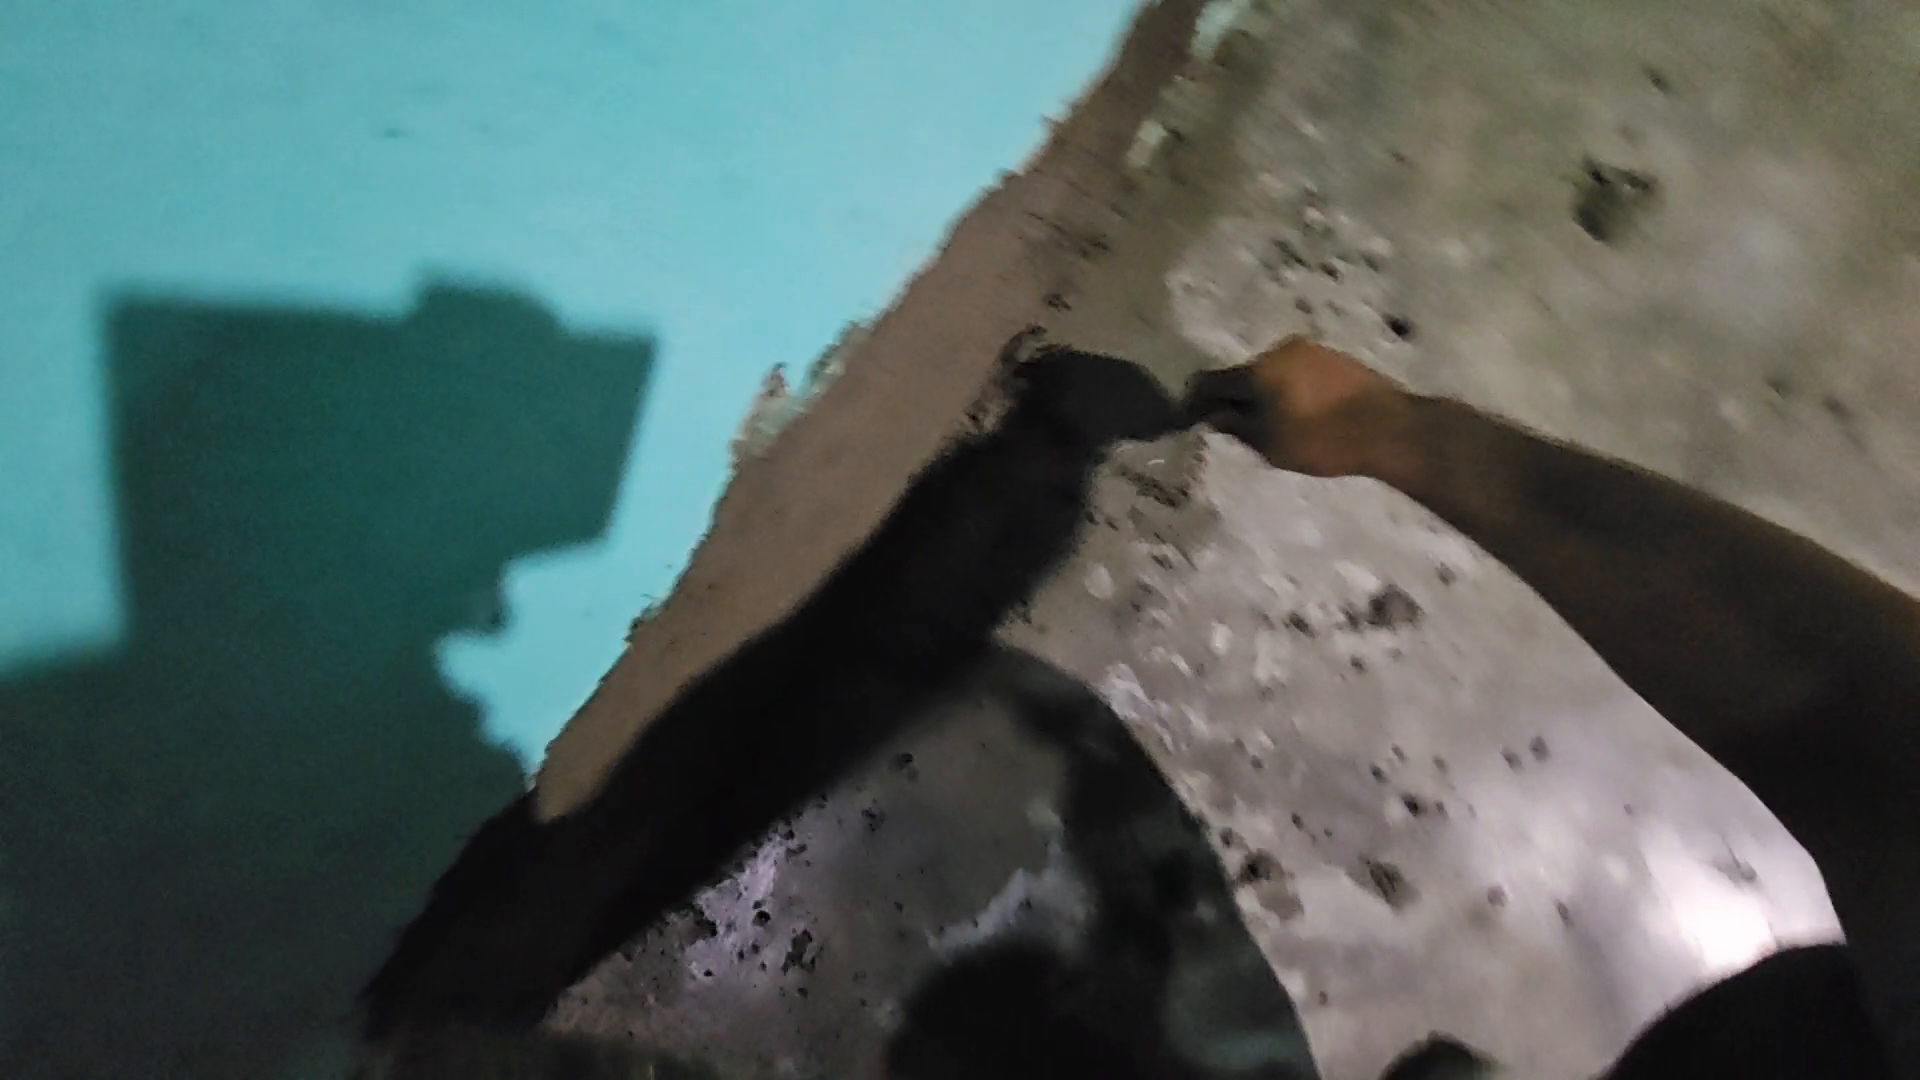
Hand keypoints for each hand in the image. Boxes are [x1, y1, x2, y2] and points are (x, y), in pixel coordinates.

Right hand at [1181, 337, 1414, 479]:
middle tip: (1231, 426)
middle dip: (1232, 398)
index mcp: (1257, 370)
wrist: (1392, 428)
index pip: (1210, 381)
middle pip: (1242, 375)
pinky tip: (1298, 414)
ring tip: (1267, 424)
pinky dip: (1287, 392)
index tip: (1188, 418)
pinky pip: (1296, 374)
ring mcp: (1311, 351)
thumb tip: (1213, 416)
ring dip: (1262, 395)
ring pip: (1271, 374)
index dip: (1194, 401)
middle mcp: (1280, 351)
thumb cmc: (1321, 439)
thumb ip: (1235, 426)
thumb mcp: (1268, 442)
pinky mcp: (1335, 358)